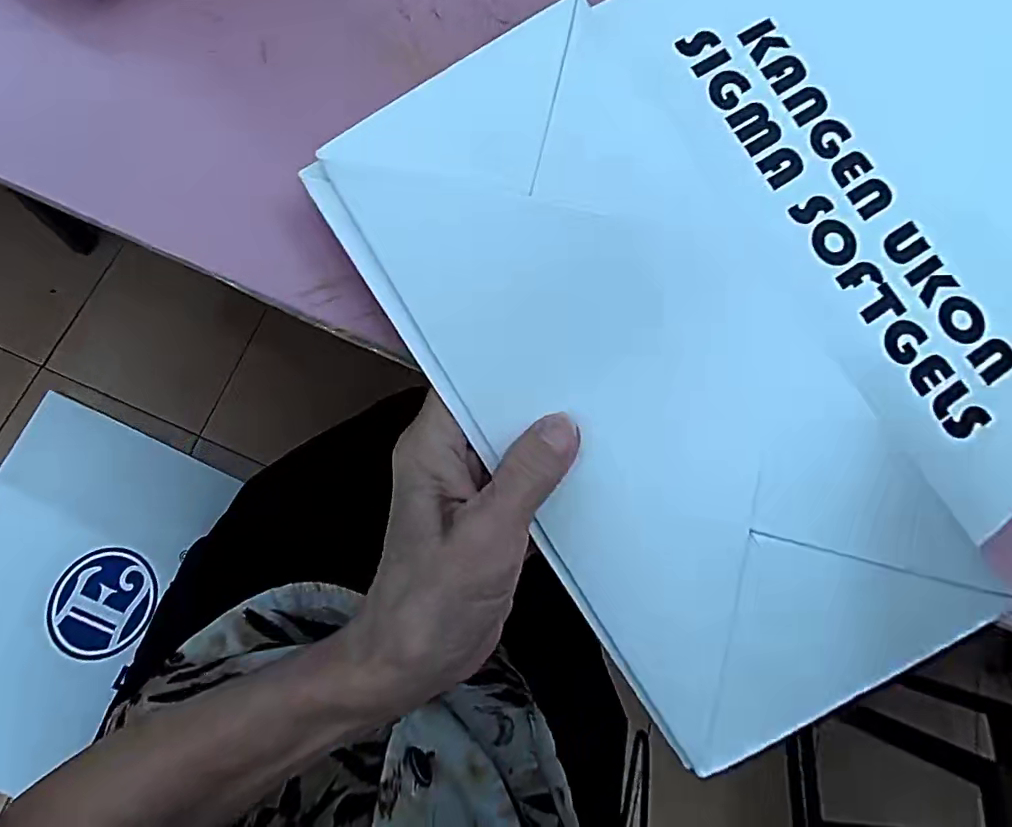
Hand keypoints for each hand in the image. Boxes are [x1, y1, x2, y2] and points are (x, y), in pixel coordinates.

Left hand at [335, 394, 578, 717]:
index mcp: (429, 448)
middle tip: (592, 379)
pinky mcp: (483, 514)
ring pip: (507, 447)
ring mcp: (464, 486)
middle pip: (490, 413)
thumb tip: (563, 424)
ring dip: (544, 441)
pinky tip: (587, 469)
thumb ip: (525, 478)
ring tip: (600, 414)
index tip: (554, 349)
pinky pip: (517, 480)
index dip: (503, 366)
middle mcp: (444, 458)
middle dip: (535, 401)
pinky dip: (545, 477)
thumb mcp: (487, 536)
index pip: (462, 385)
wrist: (411, 662)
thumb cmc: (435, 600)